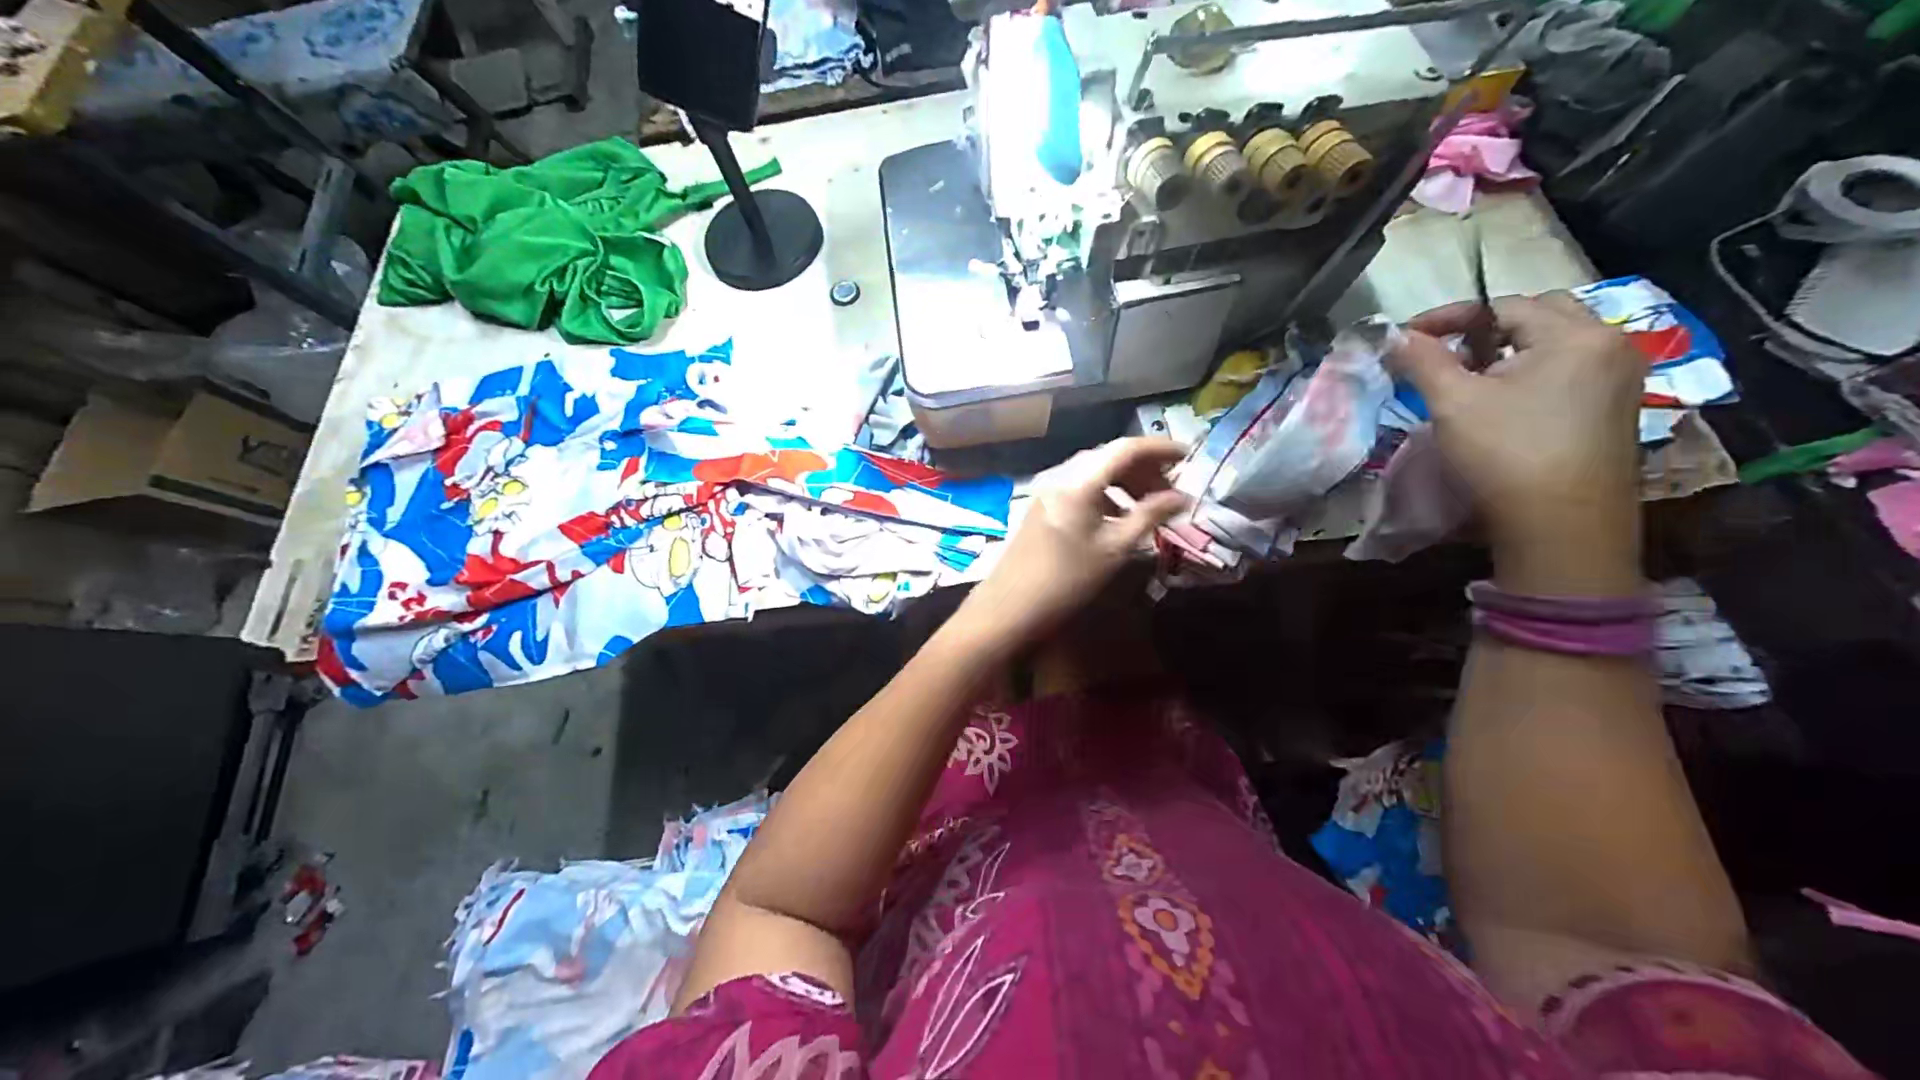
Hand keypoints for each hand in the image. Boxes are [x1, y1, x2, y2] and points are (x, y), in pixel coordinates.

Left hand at [956, 437, 1188, 646]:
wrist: (1009, 606)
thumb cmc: (1066, 579)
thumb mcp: (1114, 548)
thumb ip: (1149, 516)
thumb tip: (1182, 497)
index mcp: (1079, 481)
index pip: (1126, 448)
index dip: (1160, 448)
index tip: (1189, 457)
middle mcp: (1061, 476)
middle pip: (1110, 457)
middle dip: (1145, 468)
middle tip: (1173, 488)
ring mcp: (1048, 490)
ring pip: (1095, 472)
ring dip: (1126, 482)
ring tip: (1151, 505)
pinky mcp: (1043, 506)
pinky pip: (1081, 487)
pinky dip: (1107, 494)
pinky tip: (1121, 517)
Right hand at [1390, 293, 1643, 596]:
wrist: (1561, 526)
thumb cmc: (1505, 455)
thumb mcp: (1453, 402)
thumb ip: (1423, 360)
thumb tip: (1394, 335)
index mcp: (1575, 335)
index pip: (1503, 305)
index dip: (1450, 317)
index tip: (1408, 338)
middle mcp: (1610, 345)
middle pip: (1540, 315)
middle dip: (1487, 328)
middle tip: (1447, 355)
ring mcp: (1622, 377)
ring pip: (1557, 343)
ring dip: (1510, 350)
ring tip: (1471, 379)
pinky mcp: (1618, 407)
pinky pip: (1572, 369)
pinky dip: (1534, 371)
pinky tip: (1505, 401)